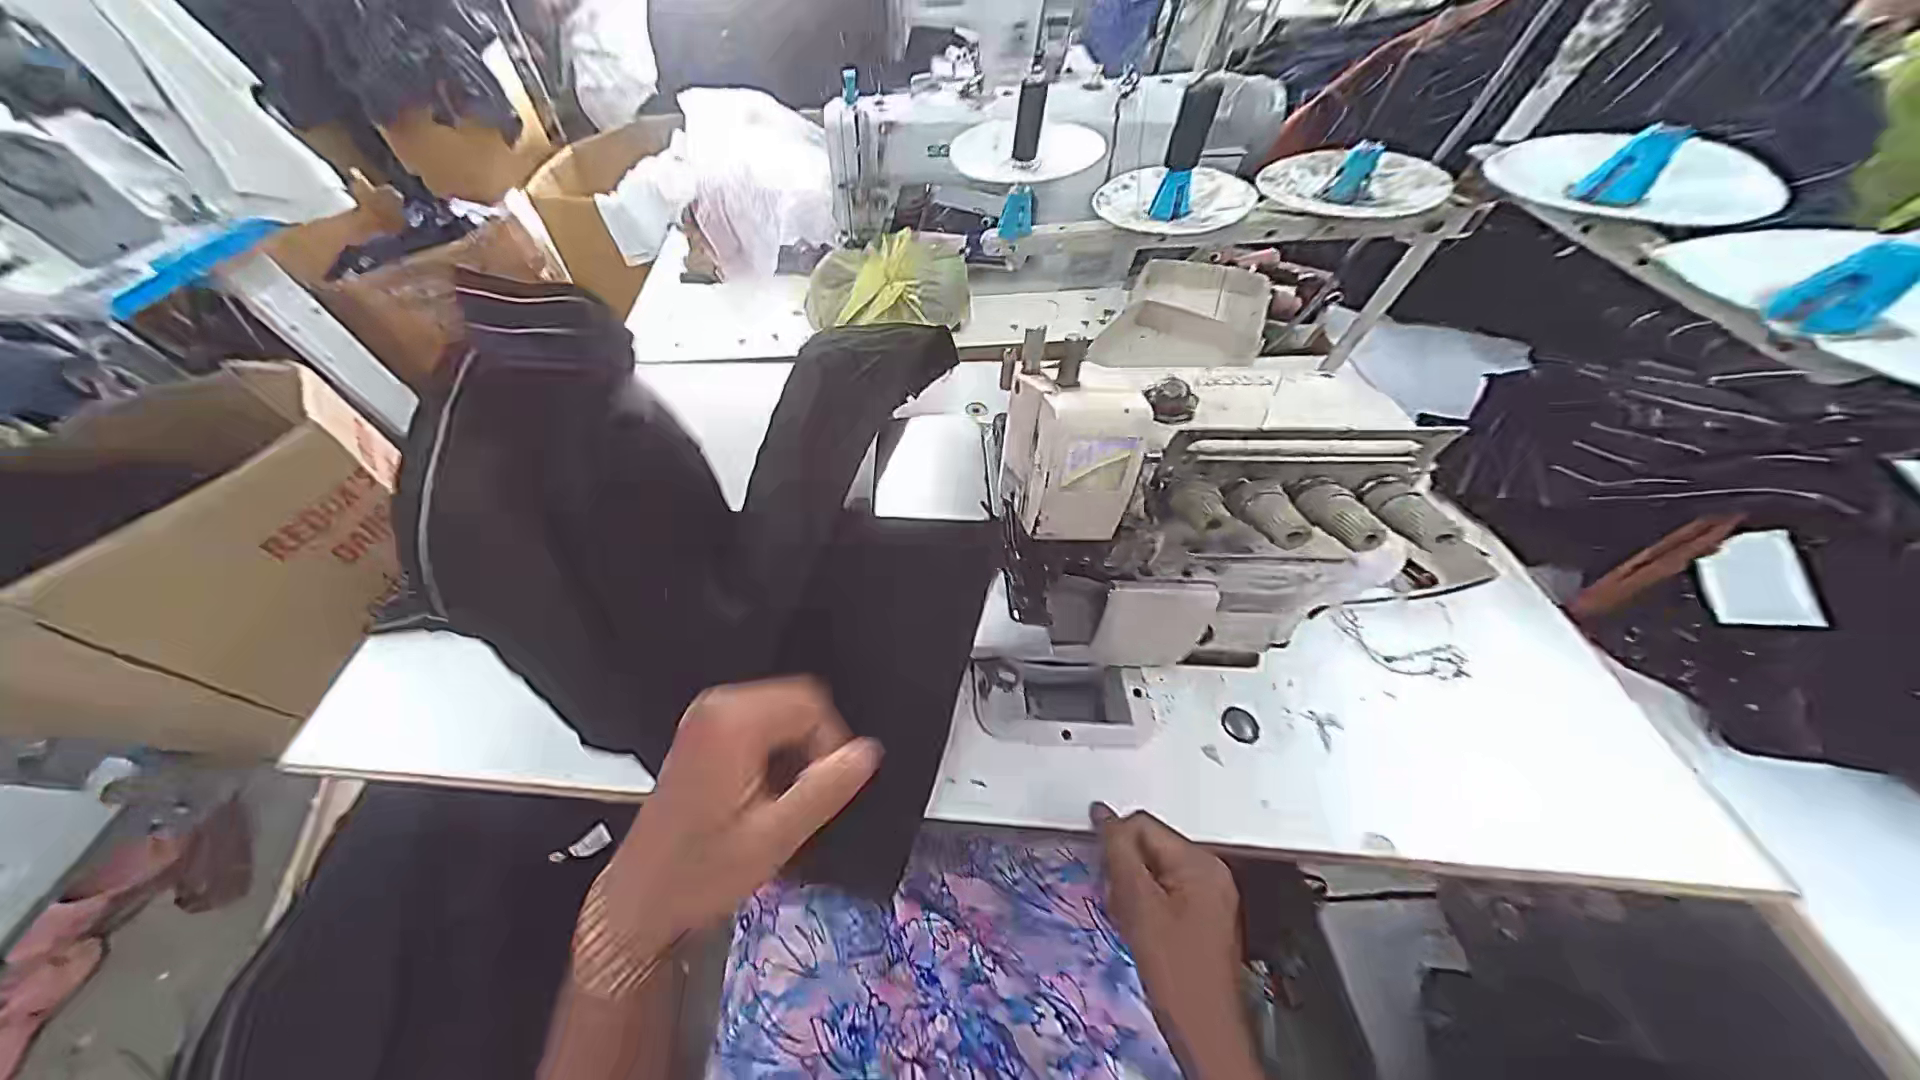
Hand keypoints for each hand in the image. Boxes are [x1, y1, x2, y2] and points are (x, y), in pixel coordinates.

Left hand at [572, 679, 882, 997]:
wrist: (641, 901)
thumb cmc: (700, 873)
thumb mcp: (775, 837)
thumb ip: (827, 788)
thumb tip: (868, 753)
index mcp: (732, 723)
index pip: (812, 703)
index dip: (832, 742)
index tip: (827, 786)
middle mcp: (716, 707)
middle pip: (799, 701)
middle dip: (816, 745)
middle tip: (808, 794)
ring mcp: (707, 717)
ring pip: (785, 711)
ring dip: (798, 750)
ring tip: (785, 798)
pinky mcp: (706, 730)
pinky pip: (764, 722)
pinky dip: (778, 750)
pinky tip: (768, 790)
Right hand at [1094, 803, 1261, 1079]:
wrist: (1204, 1032)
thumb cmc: (1175, 971)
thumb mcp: (1137, 902)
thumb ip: (1118, 851)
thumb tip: (1103, 815)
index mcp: (1200, 862)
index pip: (1142, 825)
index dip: (1114, 845)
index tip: (1102, 873)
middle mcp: (1210, 872)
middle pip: (1148, 846)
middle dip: (1125, 871)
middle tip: (1119, 903)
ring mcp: (1210, 895)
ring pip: (1153, 871)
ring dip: (1132, 889)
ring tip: (1130, 921)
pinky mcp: (1203, 916)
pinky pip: (1165, 892)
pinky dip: (1146, 905)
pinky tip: (1141, 930)